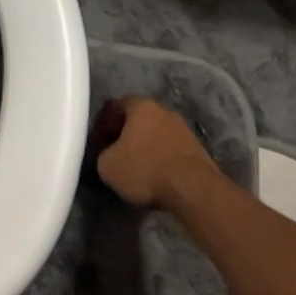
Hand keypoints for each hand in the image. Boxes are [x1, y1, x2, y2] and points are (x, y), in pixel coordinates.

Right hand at [92, 97, 218, 209]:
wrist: (192, 188)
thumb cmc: (145, 169)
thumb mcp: (108, 166)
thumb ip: (103, 154)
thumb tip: (108, 156)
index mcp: (140, 105)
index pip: (115, 106)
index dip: (103, 124)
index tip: (98, 144)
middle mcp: (163, 110)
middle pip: (138, 119)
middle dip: (125, 135)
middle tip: (115, 154)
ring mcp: (183, 129)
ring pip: (156, 134)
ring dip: (145, 147)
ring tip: (136, 169)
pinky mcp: (197, 149)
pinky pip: (171, 150)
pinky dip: (161, 159)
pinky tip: (156, 177)